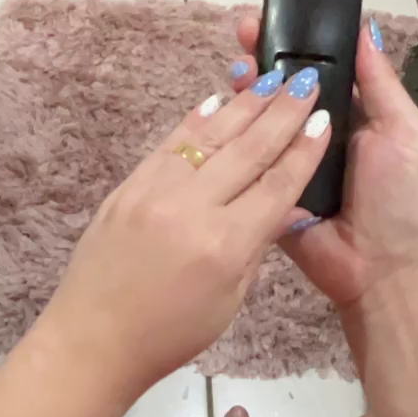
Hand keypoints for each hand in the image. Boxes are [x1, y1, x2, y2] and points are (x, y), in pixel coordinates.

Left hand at [40, 65, 332, 397]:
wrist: (93, 336)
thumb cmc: (170, 333)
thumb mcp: (230, 300)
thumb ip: (258, 245)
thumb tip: (287, 203)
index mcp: (225, 245)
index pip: (277, 186)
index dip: (304, 150)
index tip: (324, 118)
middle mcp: (191, 207)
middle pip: (248, 151)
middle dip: (282, 113)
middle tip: (306, 81)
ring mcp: (154, 190)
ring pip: (209, 137)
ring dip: (244, 105)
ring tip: (271, 79)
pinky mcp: (128, 184)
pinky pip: (170, 143)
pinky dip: (195, 119)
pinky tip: (217, 100)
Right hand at [231, 16, 417, 308]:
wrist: (382, 268)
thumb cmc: (402, 197)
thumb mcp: (405, 131)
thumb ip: (381, 83)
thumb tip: (364, 28)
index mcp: (351, 113)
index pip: (318, 68)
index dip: (296, 41)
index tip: (274, 16)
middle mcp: (315, 130)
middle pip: (283, 87)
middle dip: (262, 56)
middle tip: (241, 32)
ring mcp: (287, 158)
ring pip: (260, 116)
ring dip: (245, 88)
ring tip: (233, 67)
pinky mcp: (264, 184)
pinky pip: (247, 155)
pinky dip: (233, 132)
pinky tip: (222, 108)